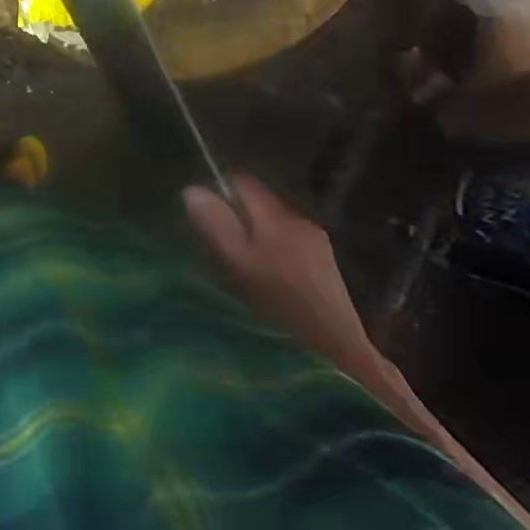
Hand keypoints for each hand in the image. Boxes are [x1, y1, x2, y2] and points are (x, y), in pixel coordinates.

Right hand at [184, 175, 377, 370]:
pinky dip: (268, 248)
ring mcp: (315, 241)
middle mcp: (299, 220)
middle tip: (215, 242)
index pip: (241, 181)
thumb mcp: (237, 261)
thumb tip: (191, 189)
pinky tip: (264, 275)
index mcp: (277, 216)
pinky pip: (285, 240)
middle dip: (233, 214)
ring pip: (270, 222)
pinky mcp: (322, 262)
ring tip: (238, 262)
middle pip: (256, 202)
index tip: (202, 211)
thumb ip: (215, 223)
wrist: (337, 347)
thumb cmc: (280, 300)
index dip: (217, 189)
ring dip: (251, 233)